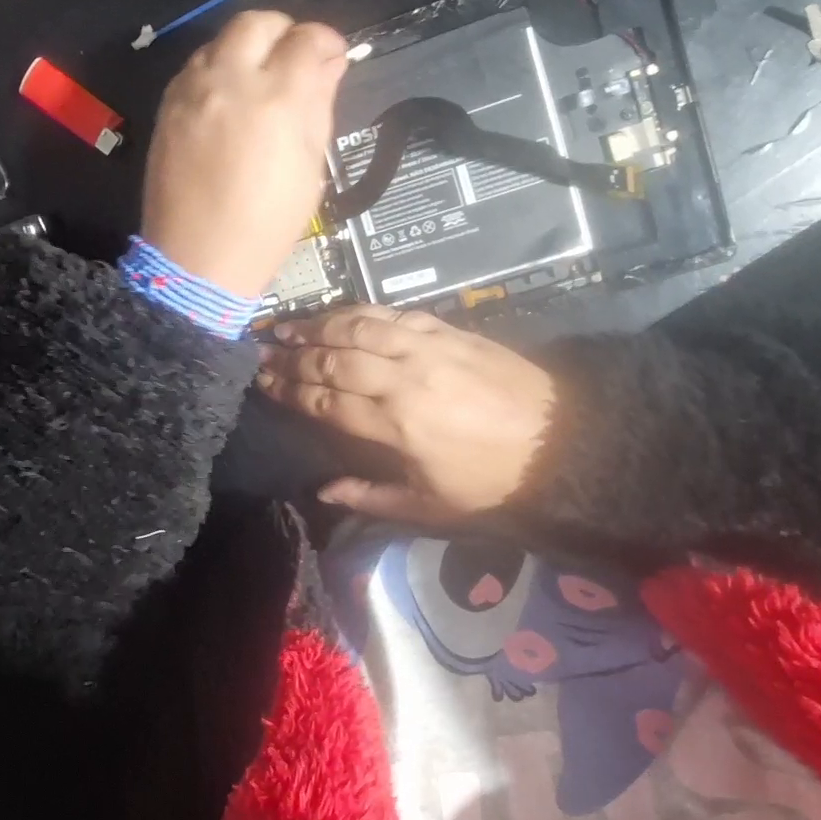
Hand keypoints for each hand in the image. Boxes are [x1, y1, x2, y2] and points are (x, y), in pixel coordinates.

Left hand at [141, 11, 350, 298]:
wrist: (198, 260)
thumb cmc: (266, 225)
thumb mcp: (310, 169)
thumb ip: (320, 107)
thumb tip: (329, 66)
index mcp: (278, 99)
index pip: (307, 40)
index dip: (327, 41)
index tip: (333, 56)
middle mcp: (231, 81)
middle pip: (258, 23)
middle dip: (284, 32)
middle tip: (296, 59)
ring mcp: (192, 91)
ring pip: (221, 39)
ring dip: (247, 48)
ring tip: (260, 80)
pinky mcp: (167, 106)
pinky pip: (195, 66)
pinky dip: (217, 68)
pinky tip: (228, 98)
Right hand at [256, 305, 555, 523]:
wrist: (559, 438)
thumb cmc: (491, 480)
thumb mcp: (431, 507)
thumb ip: (372, 497)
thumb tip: (322, 489)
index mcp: (395, 426)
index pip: (326, 401)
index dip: (289, 391)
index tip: (262, 383)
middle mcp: (402, 379)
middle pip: (333, 360)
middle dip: (292, 356)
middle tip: (261, 353)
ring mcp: (424, 348)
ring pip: (356, 328)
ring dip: (317, 325)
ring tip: (287, 327)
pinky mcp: (445, 329)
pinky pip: (390, 313)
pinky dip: (357, 312)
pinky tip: (338, 315)